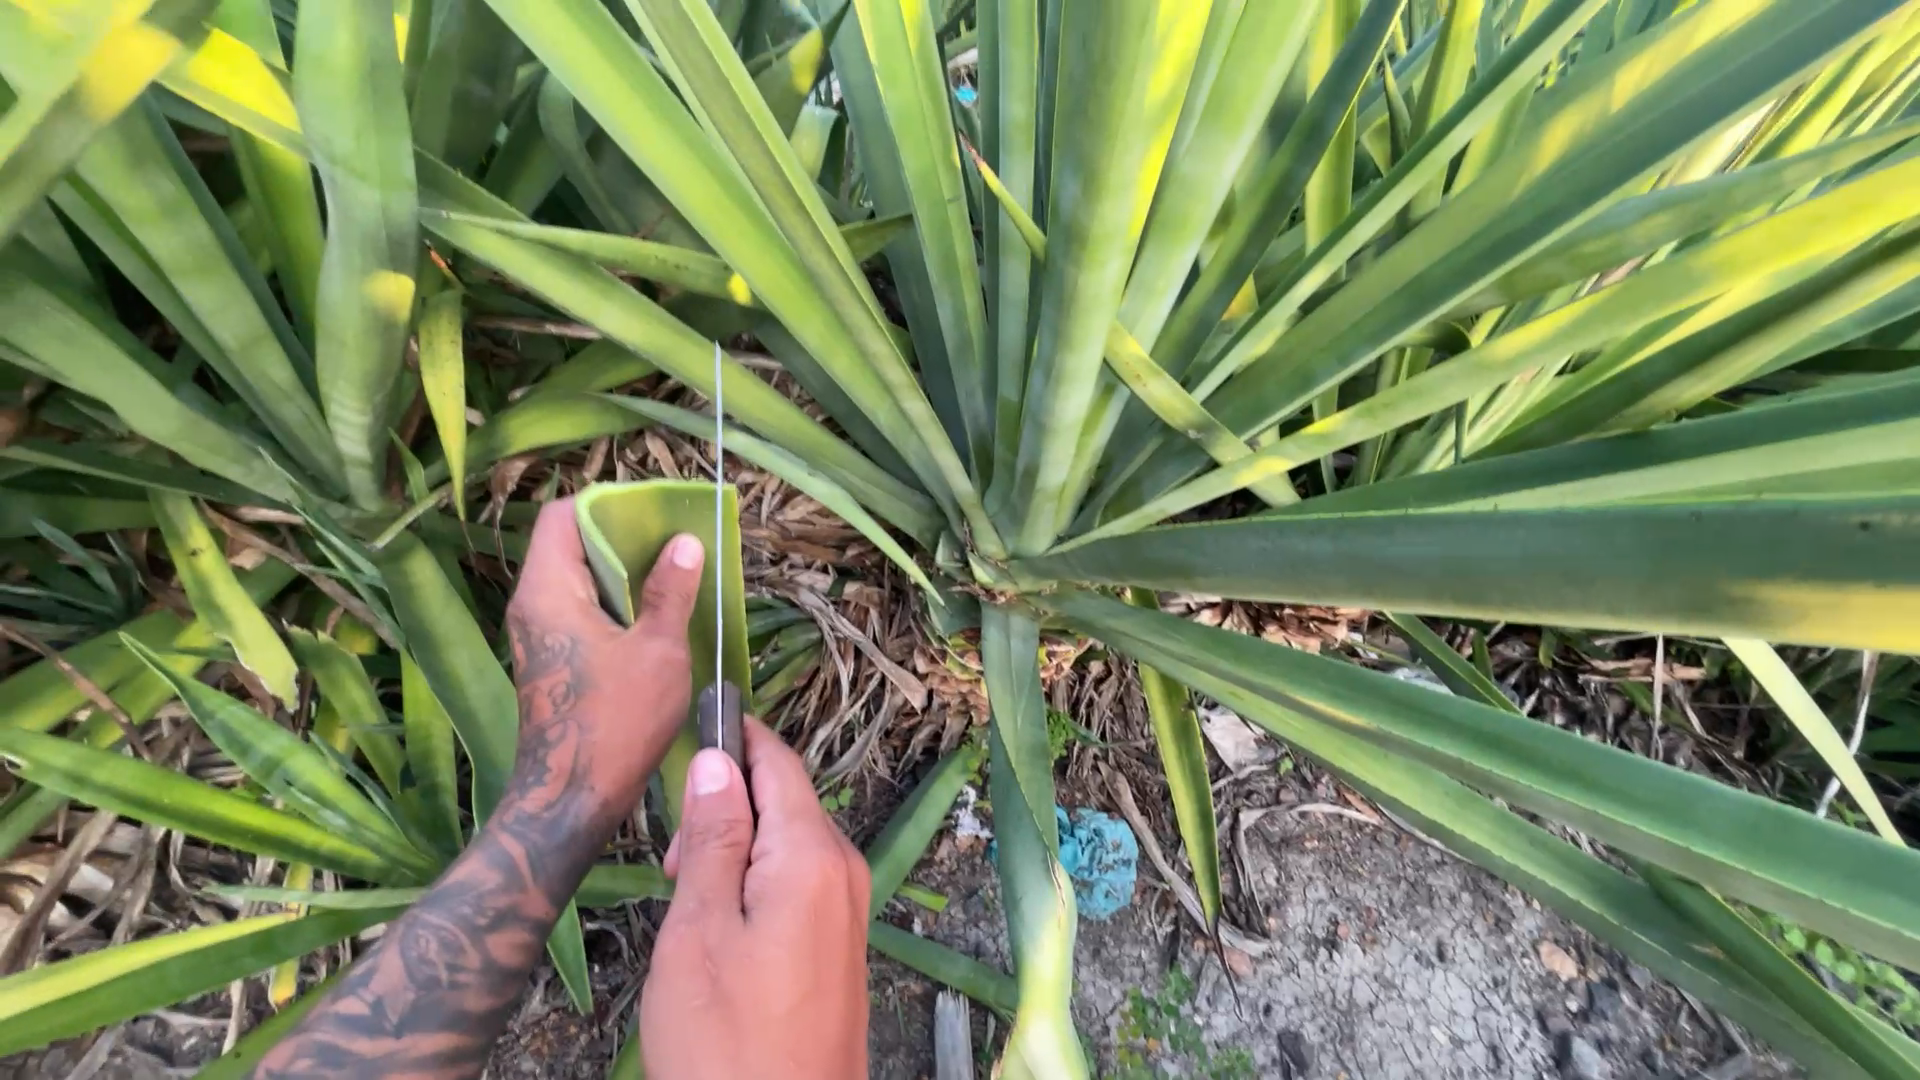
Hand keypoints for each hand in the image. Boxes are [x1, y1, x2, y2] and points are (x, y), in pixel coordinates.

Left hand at [504, 498, 704, 829]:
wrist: (574, 797)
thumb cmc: (617, 719)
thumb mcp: (658, 649)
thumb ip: (670, 591)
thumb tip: (684, 542)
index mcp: (548, 592)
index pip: (562, 516)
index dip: (607, 503)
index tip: (655, 509)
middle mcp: (535, 605)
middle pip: (571, 543)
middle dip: (624, 534)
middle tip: (678, 537)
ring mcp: (542, 633)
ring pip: (581, 577)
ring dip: (626, 569)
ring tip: (677, 569)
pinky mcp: (556, 657)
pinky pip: (585, 607)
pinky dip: (619, 598)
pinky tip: (660, 609)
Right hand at [642, 720, 871, 1079]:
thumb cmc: (726, 1041)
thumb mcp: (700, 931)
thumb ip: (713, 837)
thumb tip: (714, 761)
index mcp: (813, 853)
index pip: (778, 763)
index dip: (738, 737)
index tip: (697, 722)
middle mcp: (844, 866)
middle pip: (784, 800)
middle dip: (729, 806)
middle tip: (674, 864)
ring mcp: (849, 904)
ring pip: (789, 841)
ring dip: (739, 847)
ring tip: (690, 902)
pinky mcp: (842, 938)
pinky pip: (799, 879)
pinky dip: (758, 879)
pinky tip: (724, 925)